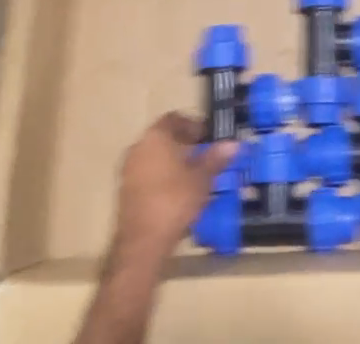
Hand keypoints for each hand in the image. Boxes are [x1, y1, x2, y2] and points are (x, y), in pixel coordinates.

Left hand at [114, 112, 238, 255]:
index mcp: (156, 136)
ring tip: (194, 176)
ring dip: (173, 161)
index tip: (209, 136)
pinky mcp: (125, 190)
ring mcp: (128, 169)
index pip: (175, 119)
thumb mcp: (202, 179)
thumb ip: (216, 159)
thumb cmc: (175, 201)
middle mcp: (138, 147)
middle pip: (163, 137)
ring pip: (155, 156)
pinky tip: (177, 193)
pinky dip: (162, 177)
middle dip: (184, 144)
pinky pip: (147, 174)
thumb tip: (234, 143)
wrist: (143, 241)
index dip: (193, 125)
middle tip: (205, 156)